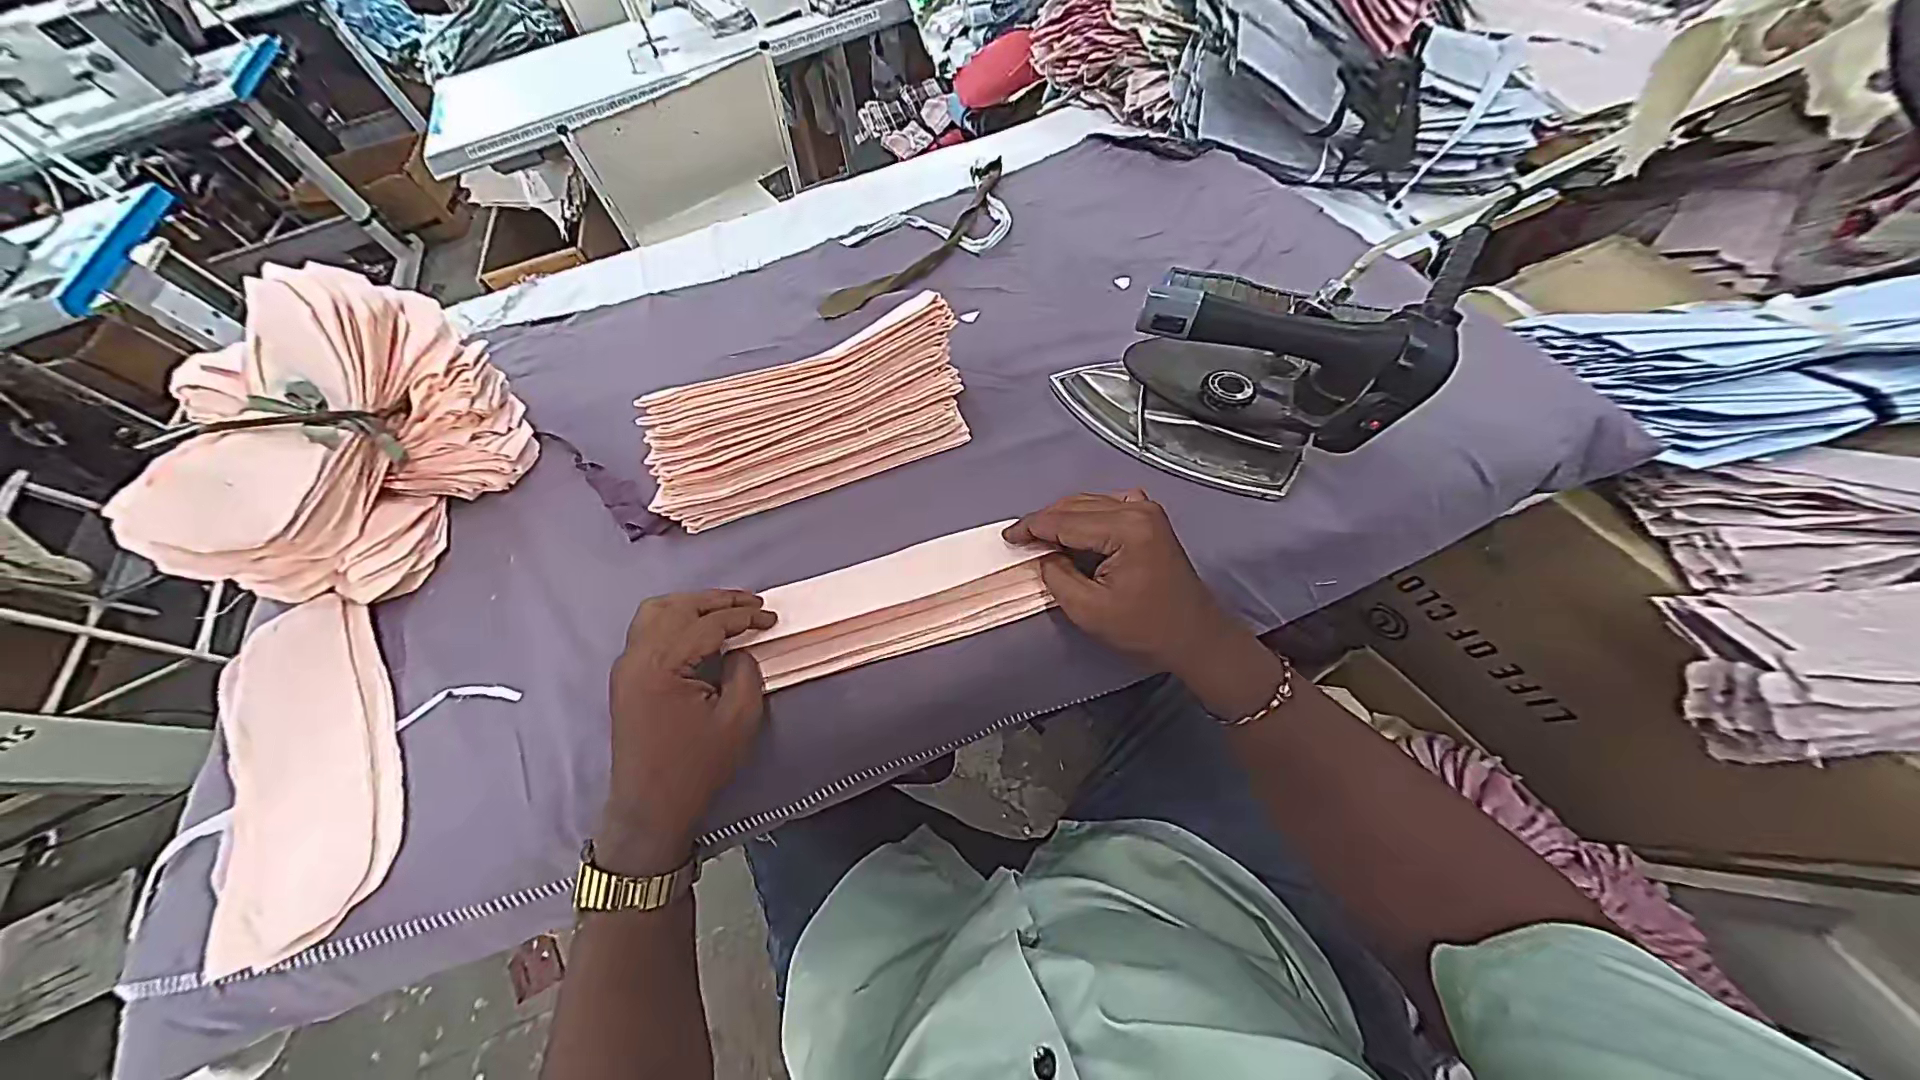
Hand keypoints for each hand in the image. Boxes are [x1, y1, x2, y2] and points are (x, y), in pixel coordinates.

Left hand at [599, 590, 776, 874]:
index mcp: (662, 665)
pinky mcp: (625, 677)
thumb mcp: (738, 719)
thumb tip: (739, 650)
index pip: (707, 624)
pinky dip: (676, 618)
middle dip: (718, 600)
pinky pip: (648, 629)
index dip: (744, 616)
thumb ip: (745, 673)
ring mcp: (626, 666)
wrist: (650, 806)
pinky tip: (699, 628)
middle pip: (678, 607)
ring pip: (657, 612)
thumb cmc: (697, 765)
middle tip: (753, 604)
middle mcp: (637, 657)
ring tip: (726, 610)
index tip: (771, 619)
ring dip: (693, 604)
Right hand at [1004, 491, 1241, 674]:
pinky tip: (1073, 533)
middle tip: (1020, 541)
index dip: (1032, 527)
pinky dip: (1085, 517)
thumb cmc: (1145, 628)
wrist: (1194, 636)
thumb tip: (1044, 555)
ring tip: (1040, 540)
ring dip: (1063, 519)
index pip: (1065, 520)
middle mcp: (1139, 509)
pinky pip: (1106, 507)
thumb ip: (1057, 576)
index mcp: (1126, 528)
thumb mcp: (1088, 609)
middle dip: (1045, 522)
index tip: (1009, 537)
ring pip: (1089, 503)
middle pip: (1076, 506)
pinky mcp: (1150, 519)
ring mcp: (1147, 511)